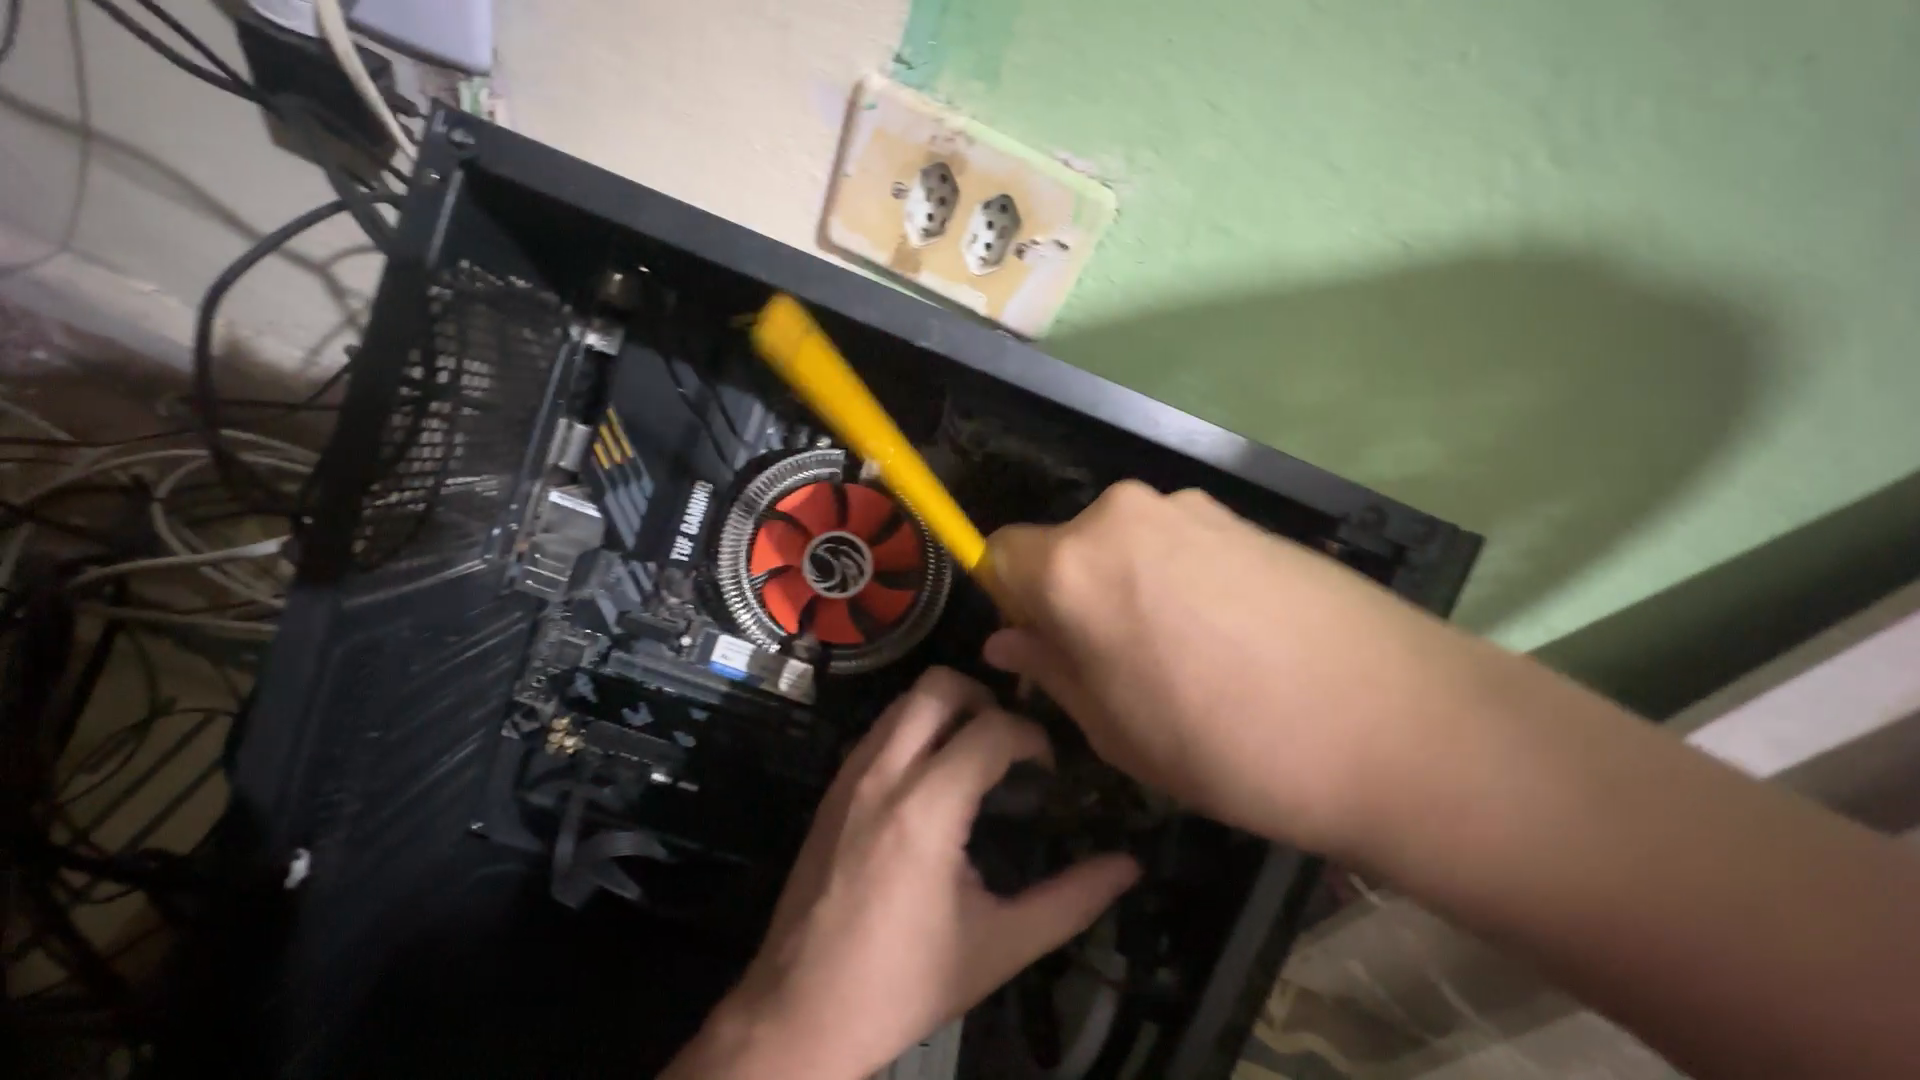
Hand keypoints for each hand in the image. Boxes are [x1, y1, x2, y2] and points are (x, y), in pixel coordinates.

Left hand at [663, 668, 1139, 1079]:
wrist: (801, 1013)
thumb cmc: (905, 982)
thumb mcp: (1000, 946)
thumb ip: (1070, 900)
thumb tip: (1128, 866)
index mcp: (926, 809)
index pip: (991, 729)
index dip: (1032, 736)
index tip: (1048, 769)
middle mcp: (882, 775)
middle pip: (938, 687)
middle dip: (984, 698)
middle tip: (1010, 743)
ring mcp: (848, 779)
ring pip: (901, 703)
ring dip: (945, 711)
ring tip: (976, 756)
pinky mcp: (829, 793)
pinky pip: (878, 733)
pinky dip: (913, 732)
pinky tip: (932, 783)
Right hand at [983, 480, 1486, 854]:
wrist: (1397, 725)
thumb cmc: (1225, 747)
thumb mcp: (1114, 730)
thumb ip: (1051, 669)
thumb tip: (1011, 637)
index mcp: (1074, 565)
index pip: (999, 553)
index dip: (1009, 602)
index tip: (1042, 649)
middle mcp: (1124, 516)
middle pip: (1066, 548)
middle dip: (1071, 598)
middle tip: (1114, 668)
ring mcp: (1192, 509)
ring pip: (1126, 546)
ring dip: (1129, 590)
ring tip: (1185, 661)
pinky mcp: (1248, 517)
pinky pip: (1181, 545)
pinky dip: (1181, 582)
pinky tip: (1232, 640)